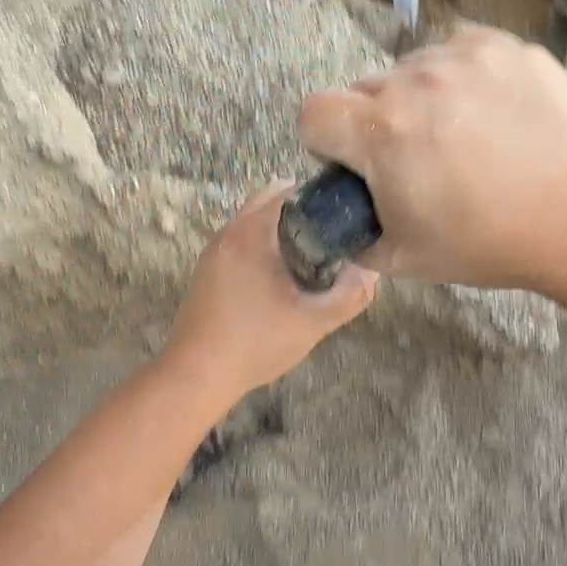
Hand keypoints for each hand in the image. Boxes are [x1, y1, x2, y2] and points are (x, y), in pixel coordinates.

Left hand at [162, 183, 378, 397]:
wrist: (197, 373)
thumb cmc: (256, 342)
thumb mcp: (313, 322)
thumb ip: (349, 295)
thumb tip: (369, 271)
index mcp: (251, 233)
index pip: (290, 192)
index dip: (321, 198)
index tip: (345, 215)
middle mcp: (228, 233)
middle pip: (268, 202)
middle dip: (300, 211)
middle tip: (331, 234)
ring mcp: (212, 253)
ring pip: (251, 224)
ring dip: (278, 230)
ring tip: (310, 254)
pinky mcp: (205, 273)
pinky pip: (239, 244)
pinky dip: (260, 246)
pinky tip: (279, 275)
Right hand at [298, 24, 566, 292]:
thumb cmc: (487, 245)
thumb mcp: (401, 260)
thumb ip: (354, 235)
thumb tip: (344, 219)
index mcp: (382, 131)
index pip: (312, 112)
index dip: (323, 143)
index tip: (353, 165)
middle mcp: (417, 81)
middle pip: (362, 90)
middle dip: (373, 123)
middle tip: (413, 161)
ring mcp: (467, 58)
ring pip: (412, 69)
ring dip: (418, 98)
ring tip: (458, 138)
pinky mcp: (510, 49)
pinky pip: (460, 52)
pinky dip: (461, 78)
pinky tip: (487, 114)